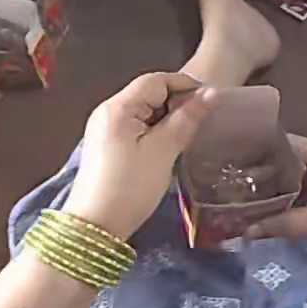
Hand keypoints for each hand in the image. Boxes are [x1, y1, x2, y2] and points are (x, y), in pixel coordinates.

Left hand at [62, 73, 216, 238]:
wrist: (95, 227)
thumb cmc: (129, 187)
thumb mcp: (161, 152)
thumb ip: (185, 120)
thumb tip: (211, 94)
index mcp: (118, 107)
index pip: (155, 81)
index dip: (184, 86)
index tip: (210, 102)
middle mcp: (108, 112)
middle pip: (148, 94)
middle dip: (176, 103)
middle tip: (202, 122)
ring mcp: (105, 130)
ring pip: (143, 112)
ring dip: (167, 119)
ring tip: (189, 136)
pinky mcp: (107, 147)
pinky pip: (136, 128)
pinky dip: (154, 132)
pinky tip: (168, 148)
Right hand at [245, 136, 306, 260]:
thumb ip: (281, 226)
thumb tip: (245, 232)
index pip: (291, 143)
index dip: (266, 148)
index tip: (240, 156)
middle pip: (292, 158)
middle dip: (267, 167)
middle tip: (238, 177)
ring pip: (297, 174)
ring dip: (276, 183)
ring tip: (247, 190)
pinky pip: (304, 188)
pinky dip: (288, 194)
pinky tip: (269, 204)